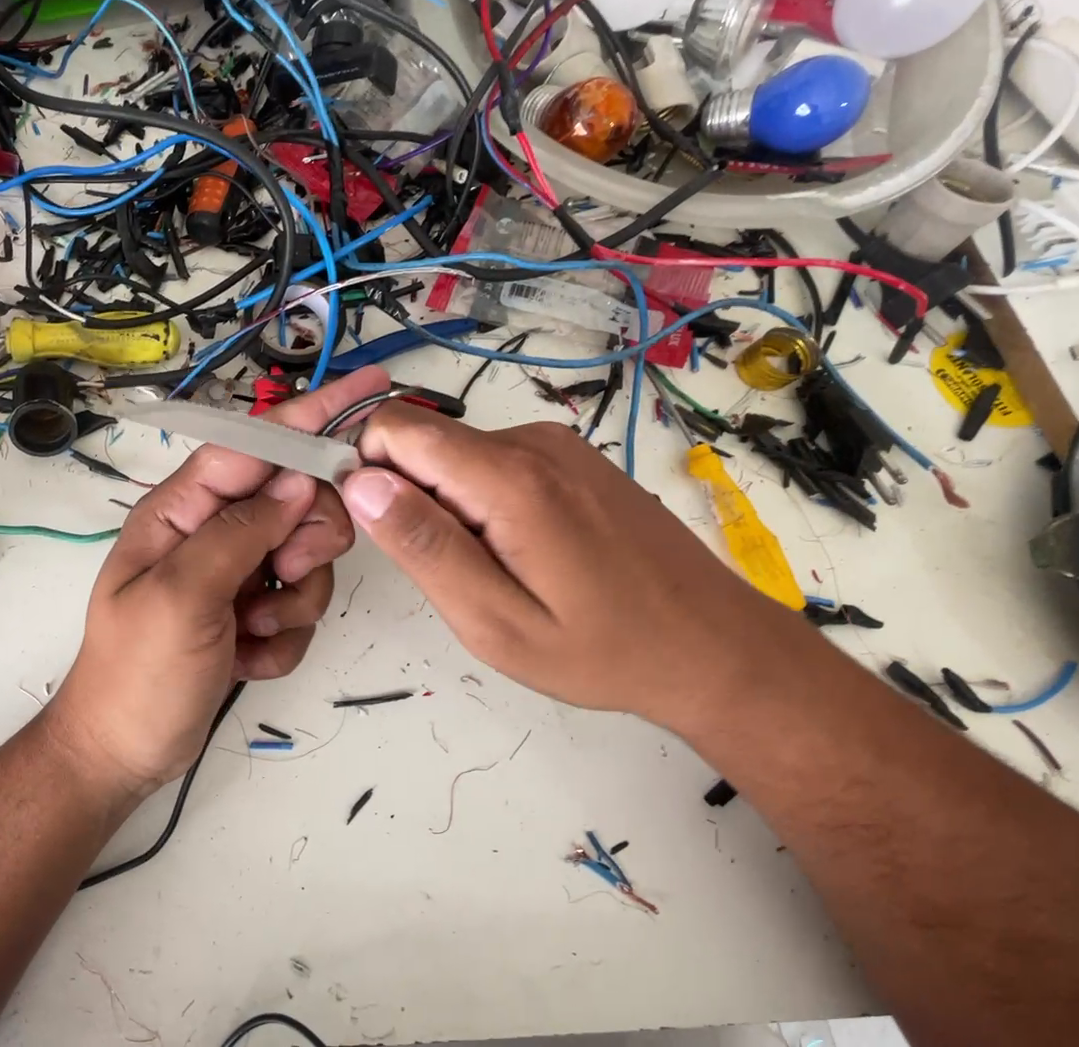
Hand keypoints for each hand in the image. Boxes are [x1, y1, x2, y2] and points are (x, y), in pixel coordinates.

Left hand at [43, 369, 390, 797]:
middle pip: (297, 501)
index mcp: (182, 511)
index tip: (371, 389)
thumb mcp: (181, 598)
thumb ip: (240, 534)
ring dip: (291, 603)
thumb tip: (297, 480)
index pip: (254, 446)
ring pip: (308, 558)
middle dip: (307, 540)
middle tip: (285, 573)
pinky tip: (244, 659)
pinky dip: (281, 638)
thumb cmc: (136, 674)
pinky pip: (299, 607)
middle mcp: (212, 532)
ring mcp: (235, 574)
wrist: (125, 750)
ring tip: (248, 633)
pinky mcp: (252, 613)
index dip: (311, 415)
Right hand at [336, 405, 817, 729]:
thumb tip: (361, 481)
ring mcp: (558, 447)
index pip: (394, 428)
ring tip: (483, 570)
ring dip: (444, 504)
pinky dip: (479, 502)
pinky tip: (515, 555)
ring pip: (455, 455)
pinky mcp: (572, 460)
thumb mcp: (494, 620)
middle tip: (437, 569)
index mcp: (509, 478)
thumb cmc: (602, 649)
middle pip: (422, 441)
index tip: (372, 528)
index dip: (363, 468)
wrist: (716, 649)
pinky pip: (492, 464)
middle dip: (403, 494)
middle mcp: (532, 443)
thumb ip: (424, 546)